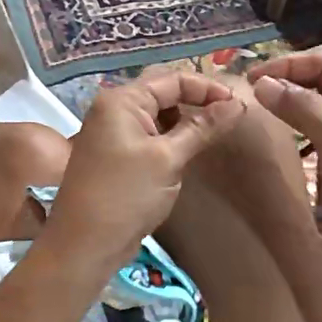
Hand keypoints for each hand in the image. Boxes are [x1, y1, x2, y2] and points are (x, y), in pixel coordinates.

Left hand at [45, 74, 245, 271]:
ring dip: (182, 120)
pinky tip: (186, 149)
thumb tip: (236, 104)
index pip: (171, 79)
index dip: (206, 88)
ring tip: (211, 133)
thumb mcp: (169, 158)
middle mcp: (112, 108)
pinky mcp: (114, 153)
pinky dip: (168, 136)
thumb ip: (202, 128)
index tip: (237, 105)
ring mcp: (110, 131)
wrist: (84, 243)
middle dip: (195, 100)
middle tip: (227, 116)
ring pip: (155, 113)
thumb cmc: (127, 195)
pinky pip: (146, 133)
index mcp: (121, 100)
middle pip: (161, 92)